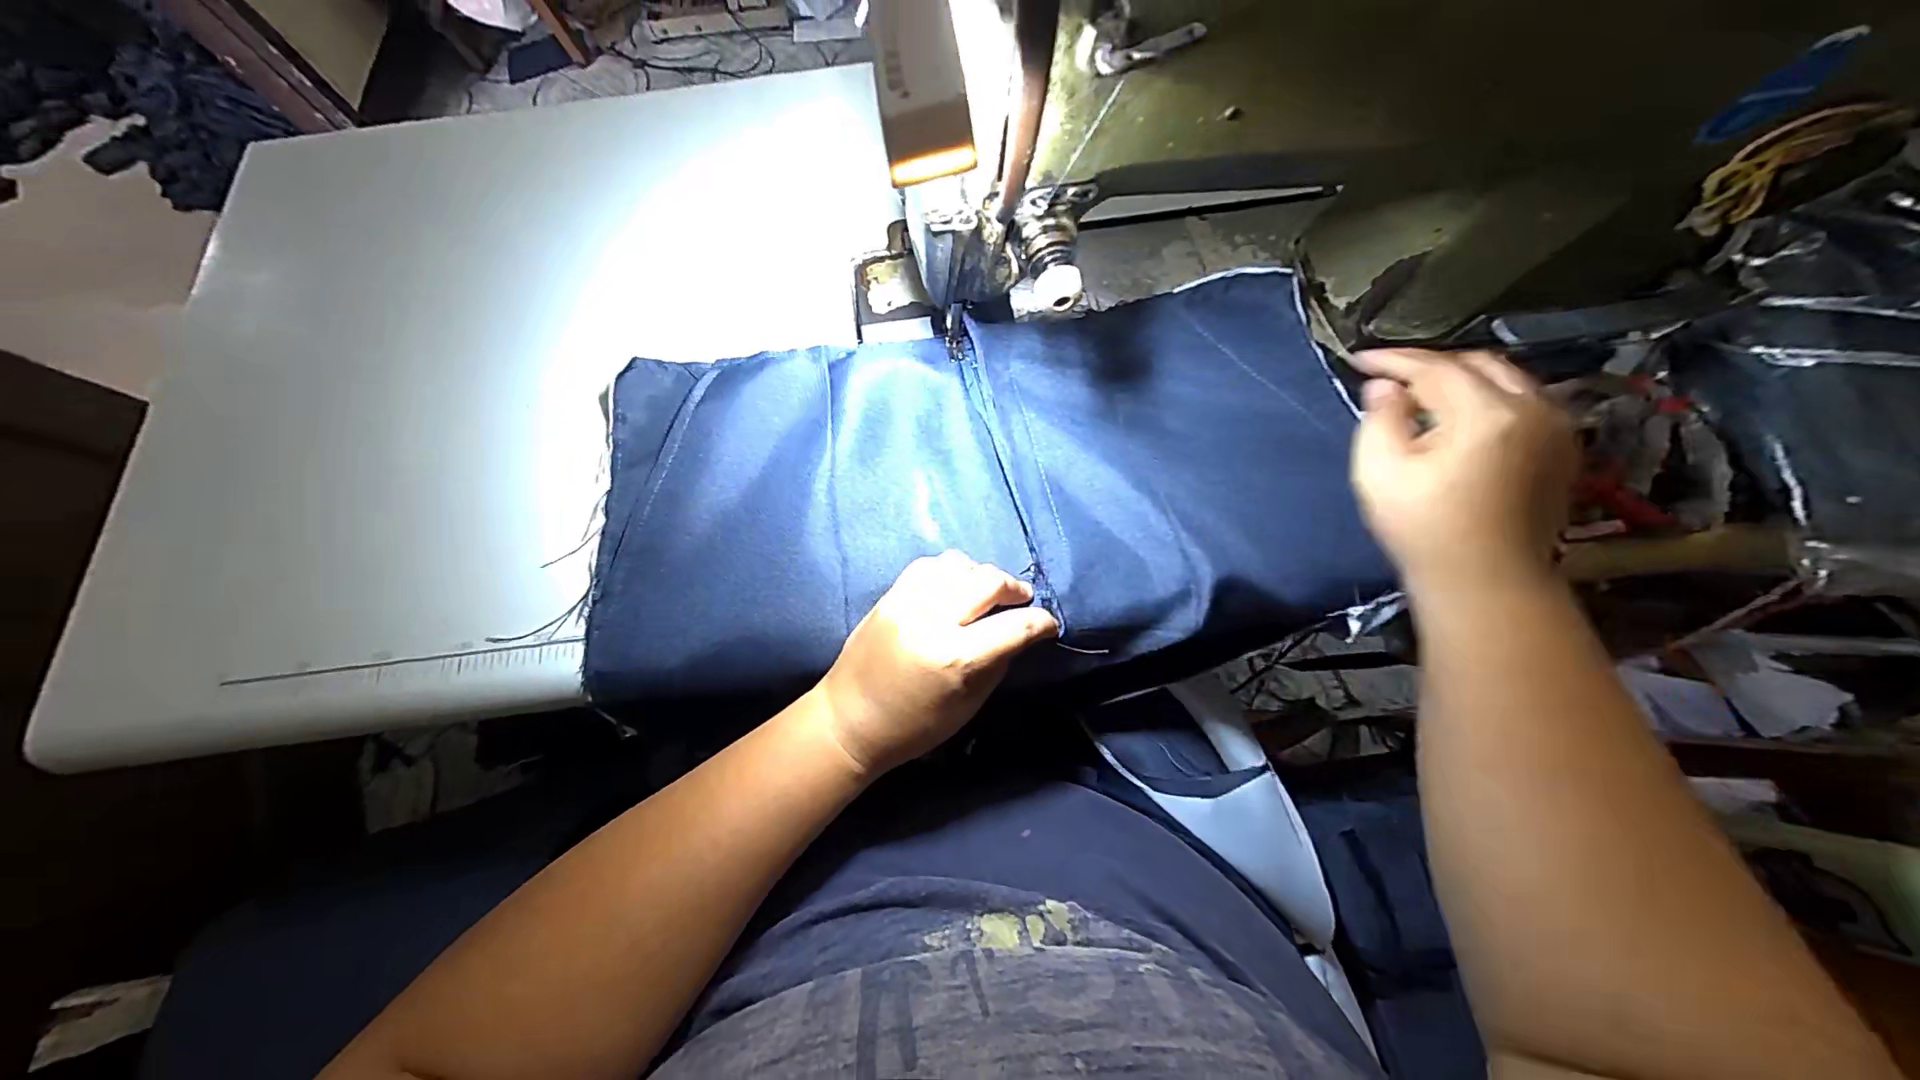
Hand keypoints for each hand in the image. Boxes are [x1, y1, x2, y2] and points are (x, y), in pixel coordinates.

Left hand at [811, 551, 1058, 777]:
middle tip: (1022, 601)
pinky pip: (928, 565)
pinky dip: (950, 570)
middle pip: (988, 582)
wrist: (849, 720)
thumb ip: (999, 662)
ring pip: (959, 565)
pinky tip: (956, 586)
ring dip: (983, 575)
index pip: (1015, 626)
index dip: (1042, 622)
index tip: (1049, 624)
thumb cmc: (915, 726)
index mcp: (955, 658)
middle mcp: (931, 621)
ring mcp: (906, 603)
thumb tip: (1020, 632)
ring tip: (988, 592)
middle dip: (1015, 589)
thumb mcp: (969, 704)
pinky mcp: (889, 596)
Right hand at [1349, 349, 1576, 591]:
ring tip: (1423, 392)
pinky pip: (1524, 402)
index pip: (1436, 367)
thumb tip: (1386, 387)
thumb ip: (1379, 419)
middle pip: (1479, 363)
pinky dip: (1488, 397)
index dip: (1394, 359)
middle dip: (1430, 364)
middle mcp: (1533, 409)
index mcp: (1486, 414)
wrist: (1486, 580)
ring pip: (1507, 379)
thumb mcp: (1379, 472)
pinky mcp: (1562, 449)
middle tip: (1391, 376)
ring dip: (1462, 378)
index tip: (1359, 359)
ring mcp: (1556, 429)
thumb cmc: (1423, 529)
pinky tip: (1460, 415)